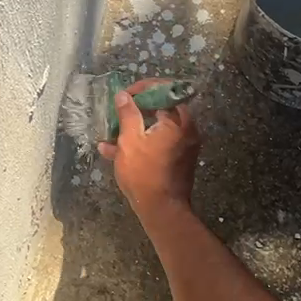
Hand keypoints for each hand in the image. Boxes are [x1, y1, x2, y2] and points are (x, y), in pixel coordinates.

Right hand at [97, 79, 201, 221]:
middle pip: (164, 108)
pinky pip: (159, 143)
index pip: (165, 91)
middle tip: (120, 109)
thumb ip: (127, 114)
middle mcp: (187, 131)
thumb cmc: (145, 172)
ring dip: (136, 126)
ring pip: (159, 127)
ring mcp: (184, 147)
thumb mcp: (129, 141)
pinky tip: (112, 150)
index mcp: (179, 122)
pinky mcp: (177, 161)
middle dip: (139, 108)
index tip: (126, 94)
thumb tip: (123, 95)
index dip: (144, 89)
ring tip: (113, 130)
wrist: (162, 211)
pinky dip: (142, 142)